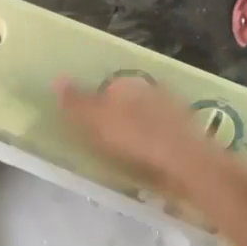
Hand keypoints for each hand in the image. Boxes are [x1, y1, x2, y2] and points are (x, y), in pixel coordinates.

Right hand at [56, 76, 219, 188]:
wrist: (188, 167)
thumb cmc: (137, 139)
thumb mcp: (97, 120)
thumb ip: (77, 102)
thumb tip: (57, 78)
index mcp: (132, 84)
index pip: (107, 87)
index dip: (94, 106)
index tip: (86, 127)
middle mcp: (155, 92)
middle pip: (128, 103)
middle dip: (116, 119)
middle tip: (101, 143)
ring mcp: (175, 114)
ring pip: (146, 121)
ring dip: (134, 135)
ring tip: (121, 158)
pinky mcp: (187, 138)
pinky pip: (159, 141)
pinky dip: (149, 150)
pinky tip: (143, 165)